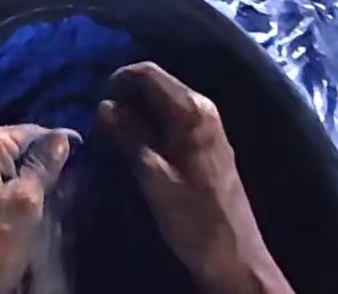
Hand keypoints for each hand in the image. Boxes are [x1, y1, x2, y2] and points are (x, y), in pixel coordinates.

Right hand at [99, 63, 292, 293]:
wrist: (238, 264)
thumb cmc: (194, 218)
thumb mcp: (152, 175)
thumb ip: (127, 134)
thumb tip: (104, 105)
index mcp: (192, 111)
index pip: (147, 73)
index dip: (118, 80)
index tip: (99, 100)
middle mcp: (203, 110)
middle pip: (155, 82)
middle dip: (126, 94)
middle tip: (104, 117)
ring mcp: (208, 126)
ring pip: (161, 99)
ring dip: (136, 108)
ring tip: (116, 129)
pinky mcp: (206, 143)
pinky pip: (170, 115)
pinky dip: (150, 121)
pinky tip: (138, 141)